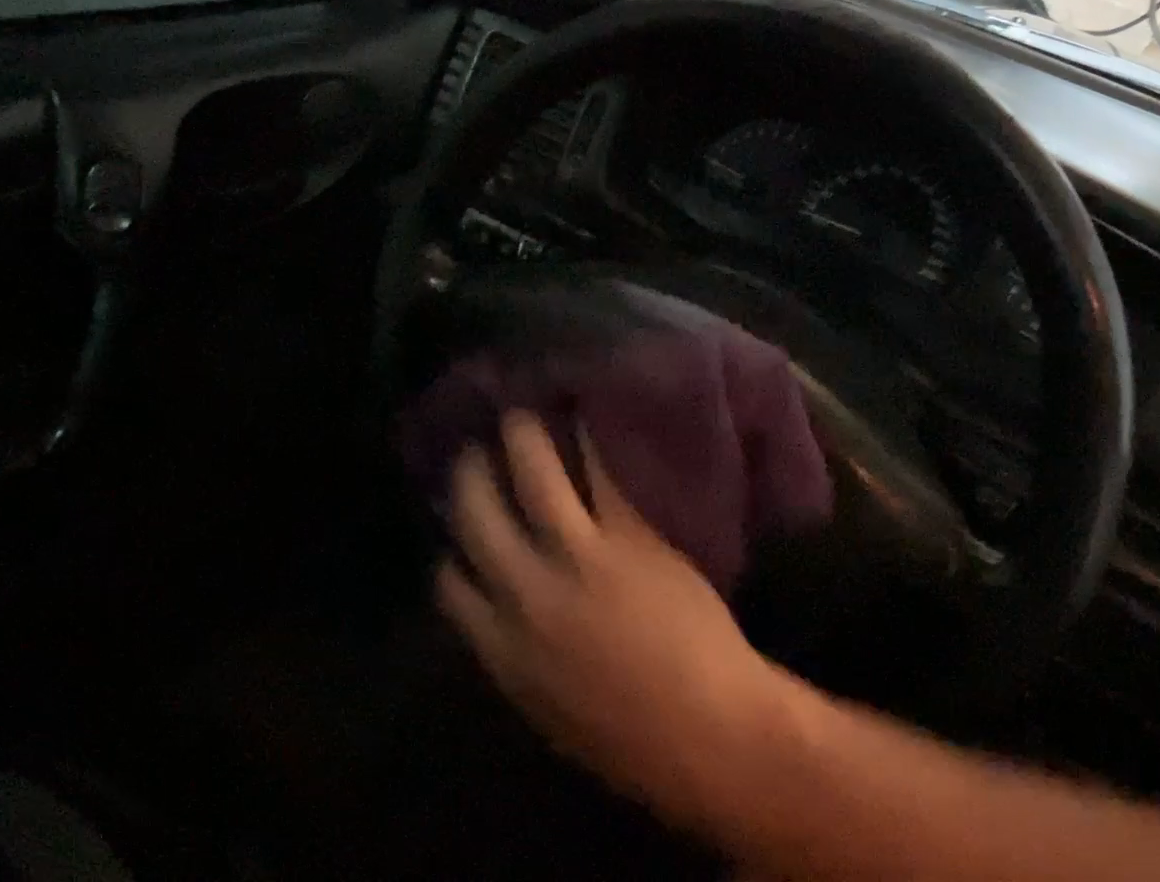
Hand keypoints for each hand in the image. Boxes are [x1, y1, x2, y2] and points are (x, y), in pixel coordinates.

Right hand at [436, 410, 789, 813]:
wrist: (707, 731)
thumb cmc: (633, 742)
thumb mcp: (553, 715)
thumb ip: (522, 662)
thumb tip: (510, 625)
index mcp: (502, 650)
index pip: (453, 585)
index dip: (452, 553)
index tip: (460, 534)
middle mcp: (526, 594)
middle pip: (477, 517)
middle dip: (469, 479)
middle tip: (473, 454)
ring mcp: (577, 558)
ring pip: (534, 480)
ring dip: (521, 440)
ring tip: (519, 416)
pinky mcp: (628, 536)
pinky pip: (600, 476)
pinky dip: (588, 443)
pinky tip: (585, 419)